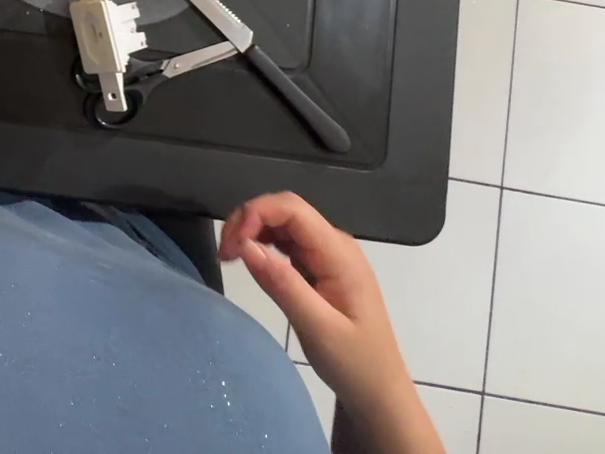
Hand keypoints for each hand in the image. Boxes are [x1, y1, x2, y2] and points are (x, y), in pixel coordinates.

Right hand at [219, 193, 413, 416]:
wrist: (379, 395)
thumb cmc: (355, 364)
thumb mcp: (318, 329)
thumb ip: (283, 285)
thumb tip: (245, 245)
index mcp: (339, 253)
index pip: (292, 209)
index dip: (256, 213)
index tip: (232, 245)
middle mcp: (334, 244)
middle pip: (284, 210)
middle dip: (248, 220)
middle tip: (224, 253)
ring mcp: (327, 254)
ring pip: (282, 222)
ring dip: (252, 230)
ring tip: (230, 257)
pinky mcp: (319, 266)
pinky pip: (285, 241)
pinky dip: (261, 244)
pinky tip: (250, 262)